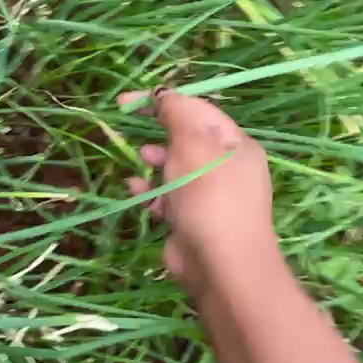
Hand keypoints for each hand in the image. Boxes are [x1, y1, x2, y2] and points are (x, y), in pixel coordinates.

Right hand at [119, 88, 277, 288]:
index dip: (162, 101)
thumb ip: (177, 115)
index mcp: (235, 145)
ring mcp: (211, 195)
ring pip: (174, 167)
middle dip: (156, 133)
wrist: (222, 266)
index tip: (127, 102)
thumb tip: (163, 96)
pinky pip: (168, 196)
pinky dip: (151, 192)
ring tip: (139, 164)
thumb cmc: (209, 198)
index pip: (197, 110)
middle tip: (128, 129)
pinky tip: (137, 193)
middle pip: (185, 138)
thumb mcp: (192, 146)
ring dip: (152, 163)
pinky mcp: (194, 219)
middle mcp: (227, 168)